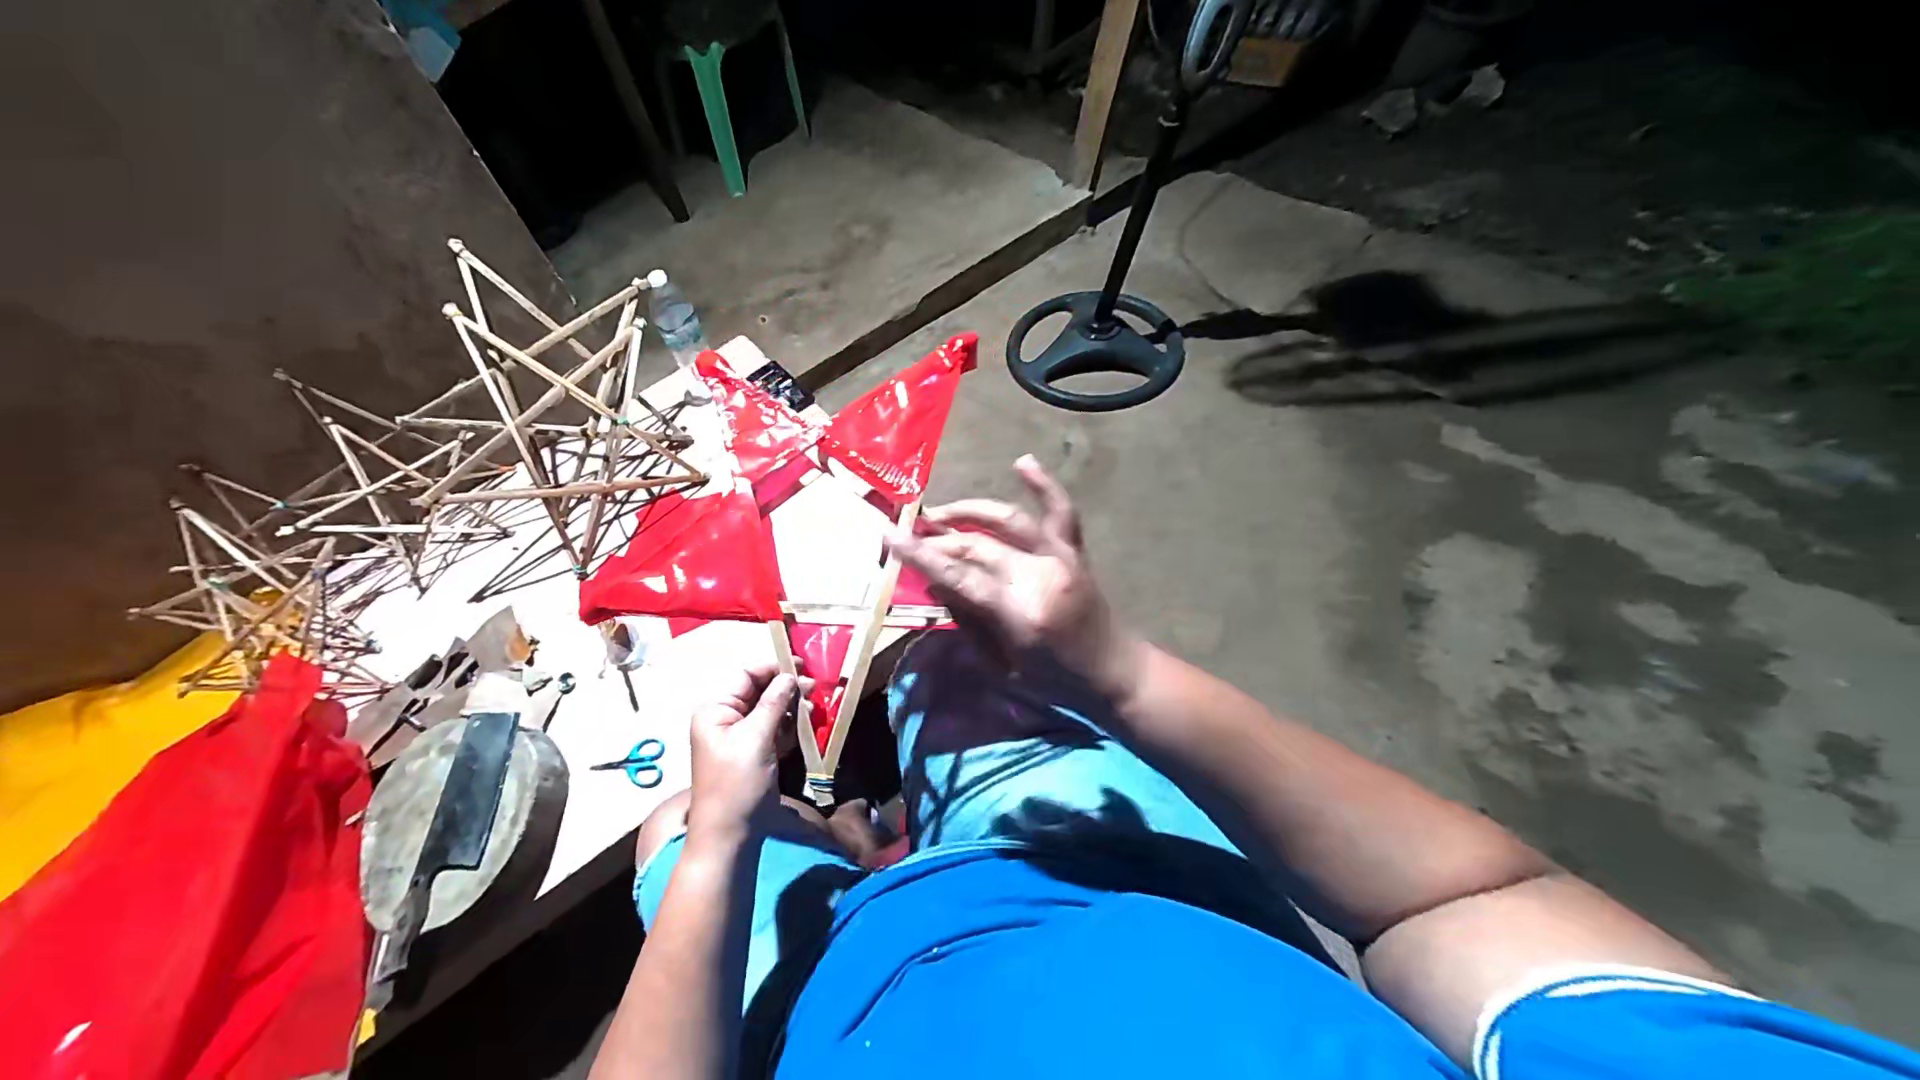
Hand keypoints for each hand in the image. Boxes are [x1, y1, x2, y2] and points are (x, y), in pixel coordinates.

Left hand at [685, 664, 797, 844]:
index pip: (747, 676)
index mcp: (716, 710)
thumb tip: (789, 676)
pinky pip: (776, 728)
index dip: (774, 668)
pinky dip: (791, 725)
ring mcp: (741, 736)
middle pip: (761, 691)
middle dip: (787, 687)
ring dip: (793, 706)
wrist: (731, 834)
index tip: (803, 666)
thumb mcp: (756, 739)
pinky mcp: (756, 752)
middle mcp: (726, 718)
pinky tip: (808, 724)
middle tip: (815, 688)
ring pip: (771, 709)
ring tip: (813, 709)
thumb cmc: (737, 783)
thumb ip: (774, 703)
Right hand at [887, 456, 1138, 698]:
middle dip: (939, 538)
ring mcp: (1061, 557)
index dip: (921, 555)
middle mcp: (1040, 576)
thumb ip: (968, 620)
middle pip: (978, 546)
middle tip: (910, 533)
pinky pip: (1060, 510)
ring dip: (971, 511)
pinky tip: (1022, 462)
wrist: (1114, 671)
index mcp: (1020, 613)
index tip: (890, 537)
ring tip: (940, 513)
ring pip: (1009, 520)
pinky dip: (1043, 485)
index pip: (959, 576)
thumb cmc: (1055, 679)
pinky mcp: (1075, 550)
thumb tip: (935, 581)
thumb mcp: (1002, 663)